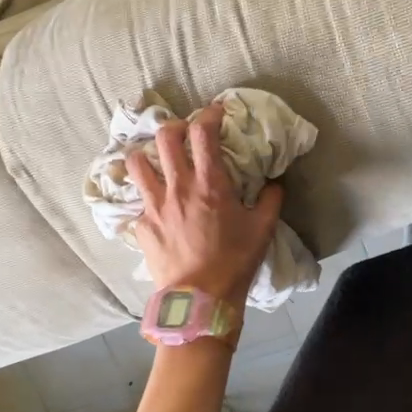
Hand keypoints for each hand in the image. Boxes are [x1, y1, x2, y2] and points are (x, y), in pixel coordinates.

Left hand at [125, 102, 283, 303]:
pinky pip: (137, 202)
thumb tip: (274, 185)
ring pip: (137, 162)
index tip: (215, 113)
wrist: (200, 299)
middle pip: (165, 137)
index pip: (203, 132)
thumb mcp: (263, 230)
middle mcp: (178, 187)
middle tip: (185, 134)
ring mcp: (154, 205)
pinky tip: (155, 207)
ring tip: (157, 162)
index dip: (209, 114)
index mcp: (210, 183)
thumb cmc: (235, 262)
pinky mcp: (141, 226)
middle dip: (175, 127)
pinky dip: (145, 198)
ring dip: (147, 155)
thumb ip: (270, 201)